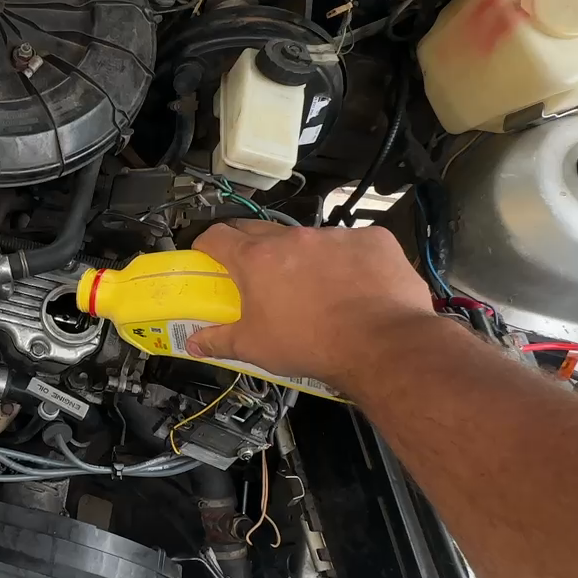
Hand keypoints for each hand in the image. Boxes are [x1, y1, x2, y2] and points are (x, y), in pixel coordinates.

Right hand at [185, 220, 438, 390]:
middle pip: (258, 230)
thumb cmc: (312, 344)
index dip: (207, 244)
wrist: (383, 344)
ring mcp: (335, 236)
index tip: (208, 255)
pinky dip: (345, 259)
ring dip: (301, 256)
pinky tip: (351, 285)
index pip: (216, 236)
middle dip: (250, 247)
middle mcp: (293, 239)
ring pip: (307, 239)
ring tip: (311, 287)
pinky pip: (350, 243)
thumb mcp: (254, 347)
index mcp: (256, 259)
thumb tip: (195, 344)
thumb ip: (218, 341)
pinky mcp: (372, 240)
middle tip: (254, 273)